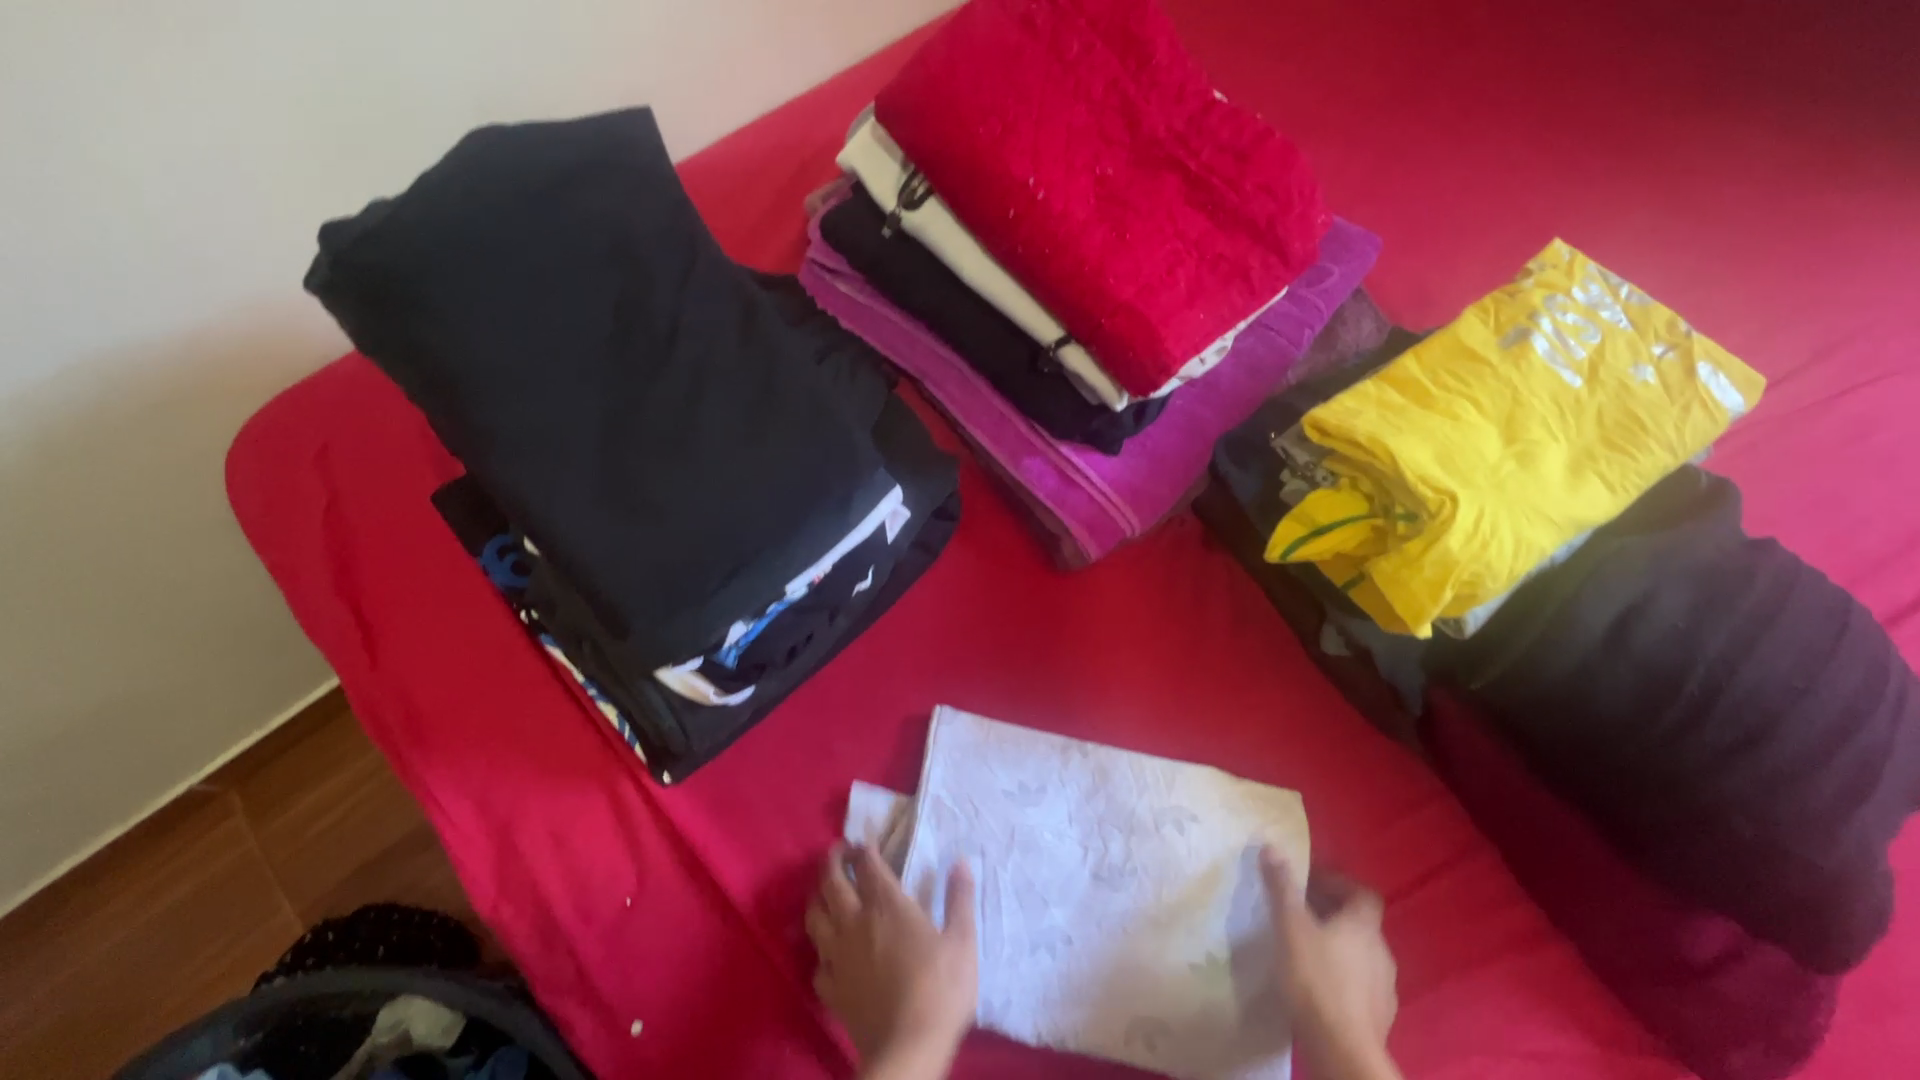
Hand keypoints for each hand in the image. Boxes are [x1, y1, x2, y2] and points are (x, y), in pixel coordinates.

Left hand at [807, 843, 978, 1073]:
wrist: (907, 1049)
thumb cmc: (940, 990)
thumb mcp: (962, 942)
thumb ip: (959, 899)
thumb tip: (962, 863)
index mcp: (886, 905)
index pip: (866, 864)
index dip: (863, 848)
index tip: (865, 842)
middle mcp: (854, 922)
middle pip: (830, 882)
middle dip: (831, 861)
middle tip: (837, 853)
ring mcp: (836, 955)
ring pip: (814, 915)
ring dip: (817, 897)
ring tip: (824, 892)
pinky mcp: (829, 987)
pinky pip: (816, 959)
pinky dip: (819, 948)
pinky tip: (829, 951)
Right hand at [1260, 846, 1402, 1079]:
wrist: (1342, 1048)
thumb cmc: (1315, 979)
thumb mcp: (1290, 927)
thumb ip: (1282, 888)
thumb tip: (1272, 847)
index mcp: (1363, 925)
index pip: (1362, 892)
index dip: (1339, 883)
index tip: (1310, 883)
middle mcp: (1381, 950)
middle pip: (1360, 922)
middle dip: (1332, 914)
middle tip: (1299, 914)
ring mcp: (1385, 986)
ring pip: (1360, 954)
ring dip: (1338, 946)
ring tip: (1305, 950)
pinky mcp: (1379, 1016)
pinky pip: (1360, 983)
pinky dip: (1342, 976)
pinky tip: (1318, 986)